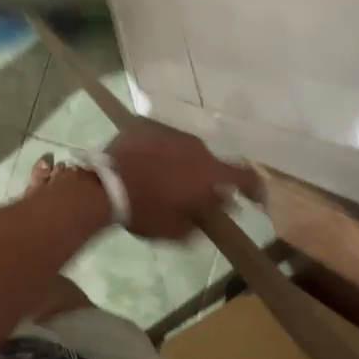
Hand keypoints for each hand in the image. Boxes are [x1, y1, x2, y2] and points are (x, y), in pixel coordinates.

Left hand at [104, 122, 260, 239]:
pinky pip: (163, 144)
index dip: (254, 188)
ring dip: (183, 166)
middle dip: (208, 179)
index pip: (245, 176)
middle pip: (212, 163)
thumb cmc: (145, 211)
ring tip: (166, 182)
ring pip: (187, 151)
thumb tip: (222, 206)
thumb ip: (205, 217)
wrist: (103, 185)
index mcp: (209, 171)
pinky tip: (148, 169)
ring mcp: (171, 134)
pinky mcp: (148, 129)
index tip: (255, 198)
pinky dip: (162, 156)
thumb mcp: (178, 229)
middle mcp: (196, 147)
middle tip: (196, 196)